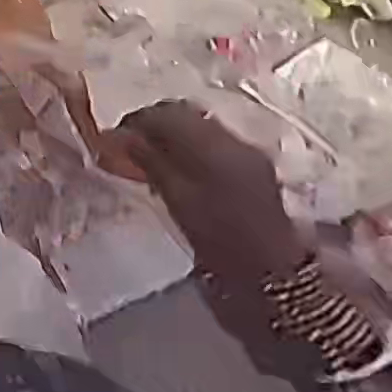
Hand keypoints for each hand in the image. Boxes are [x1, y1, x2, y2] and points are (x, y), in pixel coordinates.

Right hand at [113, 101, 307, 279]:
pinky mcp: (255, 165)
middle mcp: (233, 140)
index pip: (163, 114)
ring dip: (171, 133)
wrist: (279, 278)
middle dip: (152, 123)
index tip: (113, 139)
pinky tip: (179, 165)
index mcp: (212, 146)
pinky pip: (213, 140)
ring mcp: (248, 152)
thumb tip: (114, 135)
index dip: (133, 121)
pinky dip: (190, 144)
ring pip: (198, 125)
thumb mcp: (175, 198)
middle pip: (182, 113)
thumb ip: (147, 159)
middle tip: (129, 144)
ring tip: (151, 156)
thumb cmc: (219, 239)